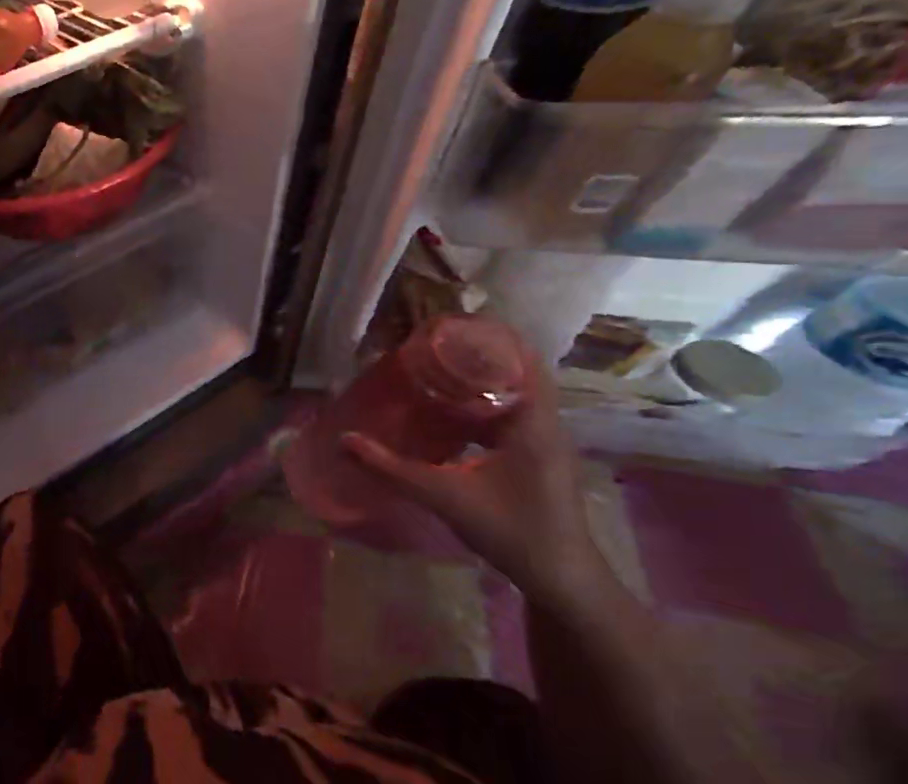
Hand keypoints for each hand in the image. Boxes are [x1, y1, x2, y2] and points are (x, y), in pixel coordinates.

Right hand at [342, 357, 613, 606]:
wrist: (562, 580)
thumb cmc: (512, 531)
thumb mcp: (445, 496)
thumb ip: (393, 467)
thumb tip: (345, 440)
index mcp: (534, 425)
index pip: (524, 363)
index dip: (494, 340)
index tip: (453, 328)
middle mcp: (545, 426)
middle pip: (517, 374)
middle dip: (478, 357)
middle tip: (431, 346)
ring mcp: (545, 443)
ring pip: (514, 396)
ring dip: (481, 381)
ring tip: (435, 370)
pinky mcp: (537, 459)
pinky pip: (511, 416)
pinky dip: (483, 406)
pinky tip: (450, 413)